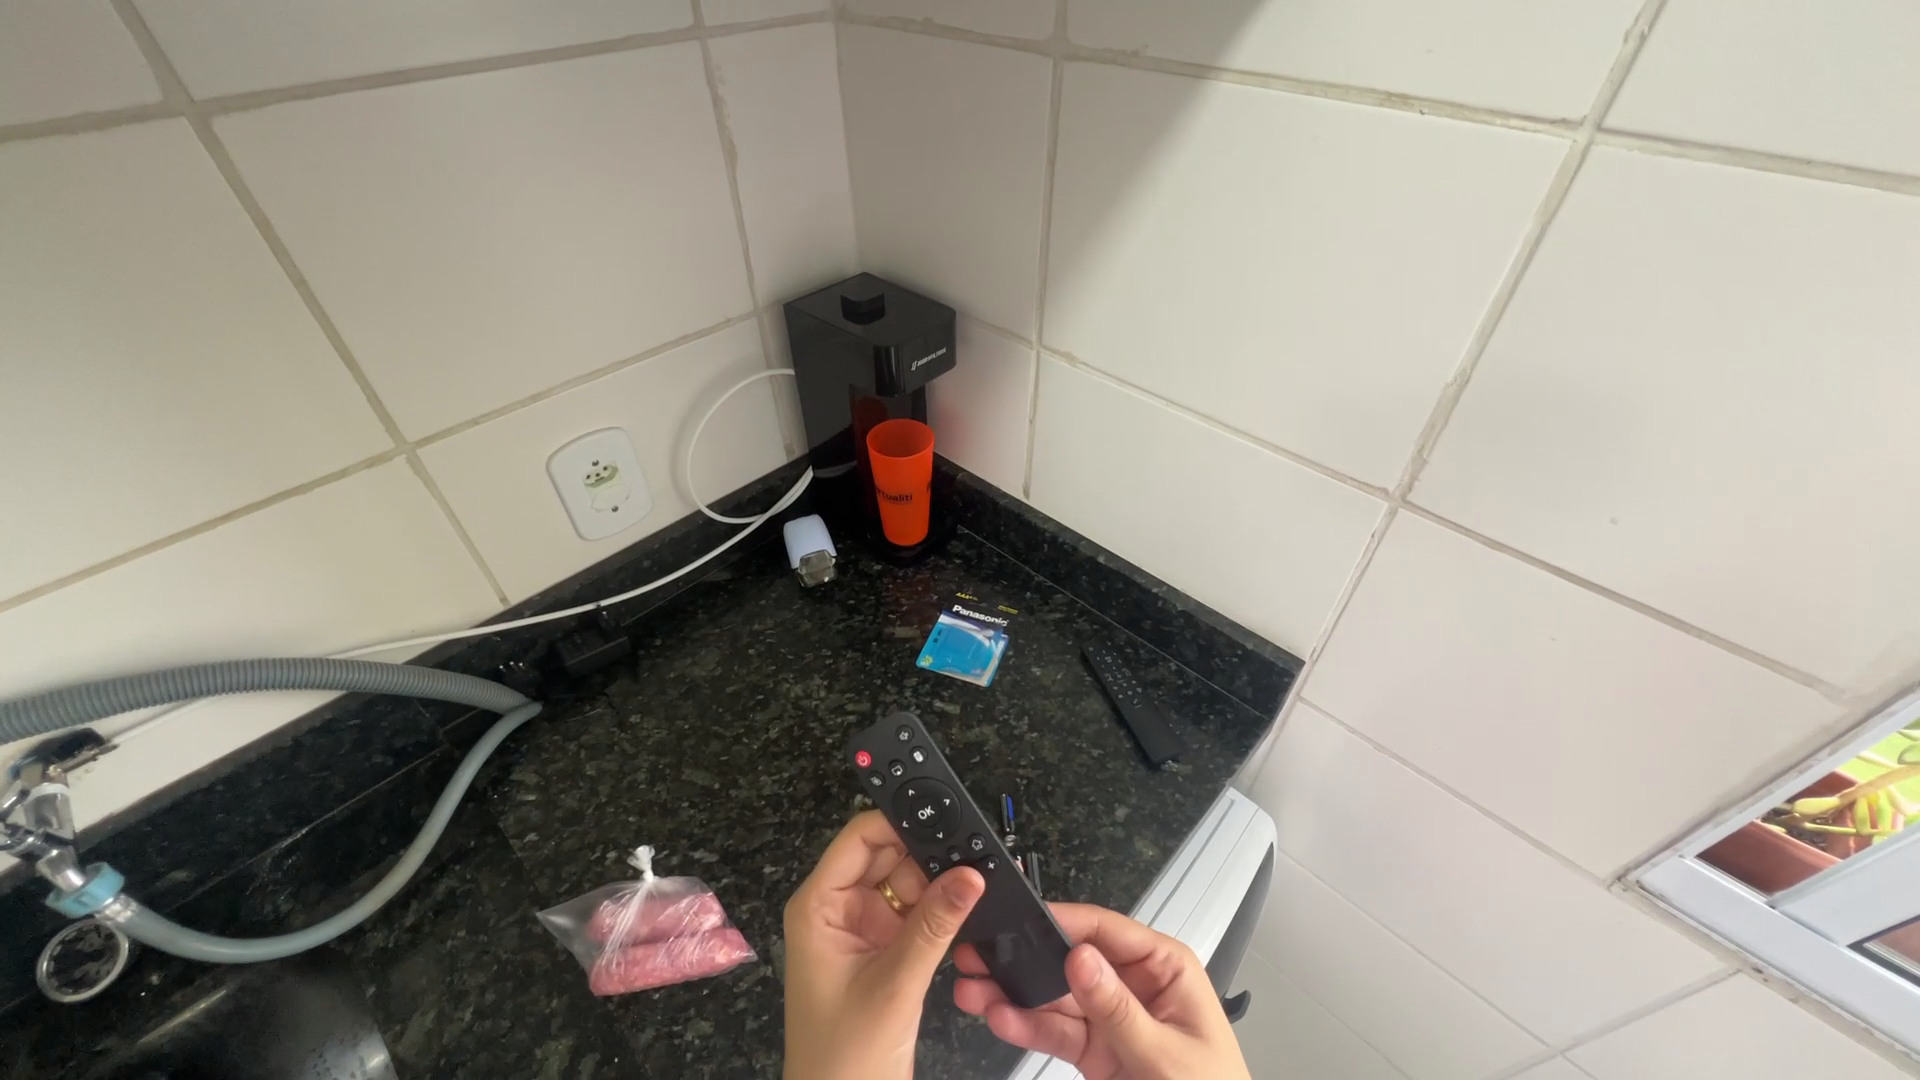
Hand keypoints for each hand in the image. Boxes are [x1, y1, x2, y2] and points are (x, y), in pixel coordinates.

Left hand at [783, 811, 985, 1079]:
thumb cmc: (845, 1056)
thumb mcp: (893, 985)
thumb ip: (934, 926)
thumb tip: (971, 875)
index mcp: (819, 905)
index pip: (859, 839)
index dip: (897, 822)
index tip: (943, 816)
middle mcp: (839, 908)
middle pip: (887, 855)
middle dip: (927, 851)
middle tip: (972, 848)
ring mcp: (864, 927)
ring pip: (907, 881)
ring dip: (939, 879)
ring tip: (977, 873)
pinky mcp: (886, 948)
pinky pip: (917, 911)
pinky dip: (941, 907)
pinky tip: (968, 901)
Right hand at [953, 903, 1250, 1079]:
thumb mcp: (1168, 1056)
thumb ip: (1120, 1011)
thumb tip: (1080, 958)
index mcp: (1163, 966)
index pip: (1104, 929)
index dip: (1061, 922)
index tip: (1021, 920)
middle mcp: (1133, 983)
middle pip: (1070, 959)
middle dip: (1024, 958)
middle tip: (980, 955)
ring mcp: (1111, 1016)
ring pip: (1055, 995)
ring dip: (1014, 994)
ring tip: (974, 991)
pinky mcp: (1096, 1049)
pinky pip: (1057, 1030)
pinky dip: (1027, 1026)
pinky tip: (1001, 1018)